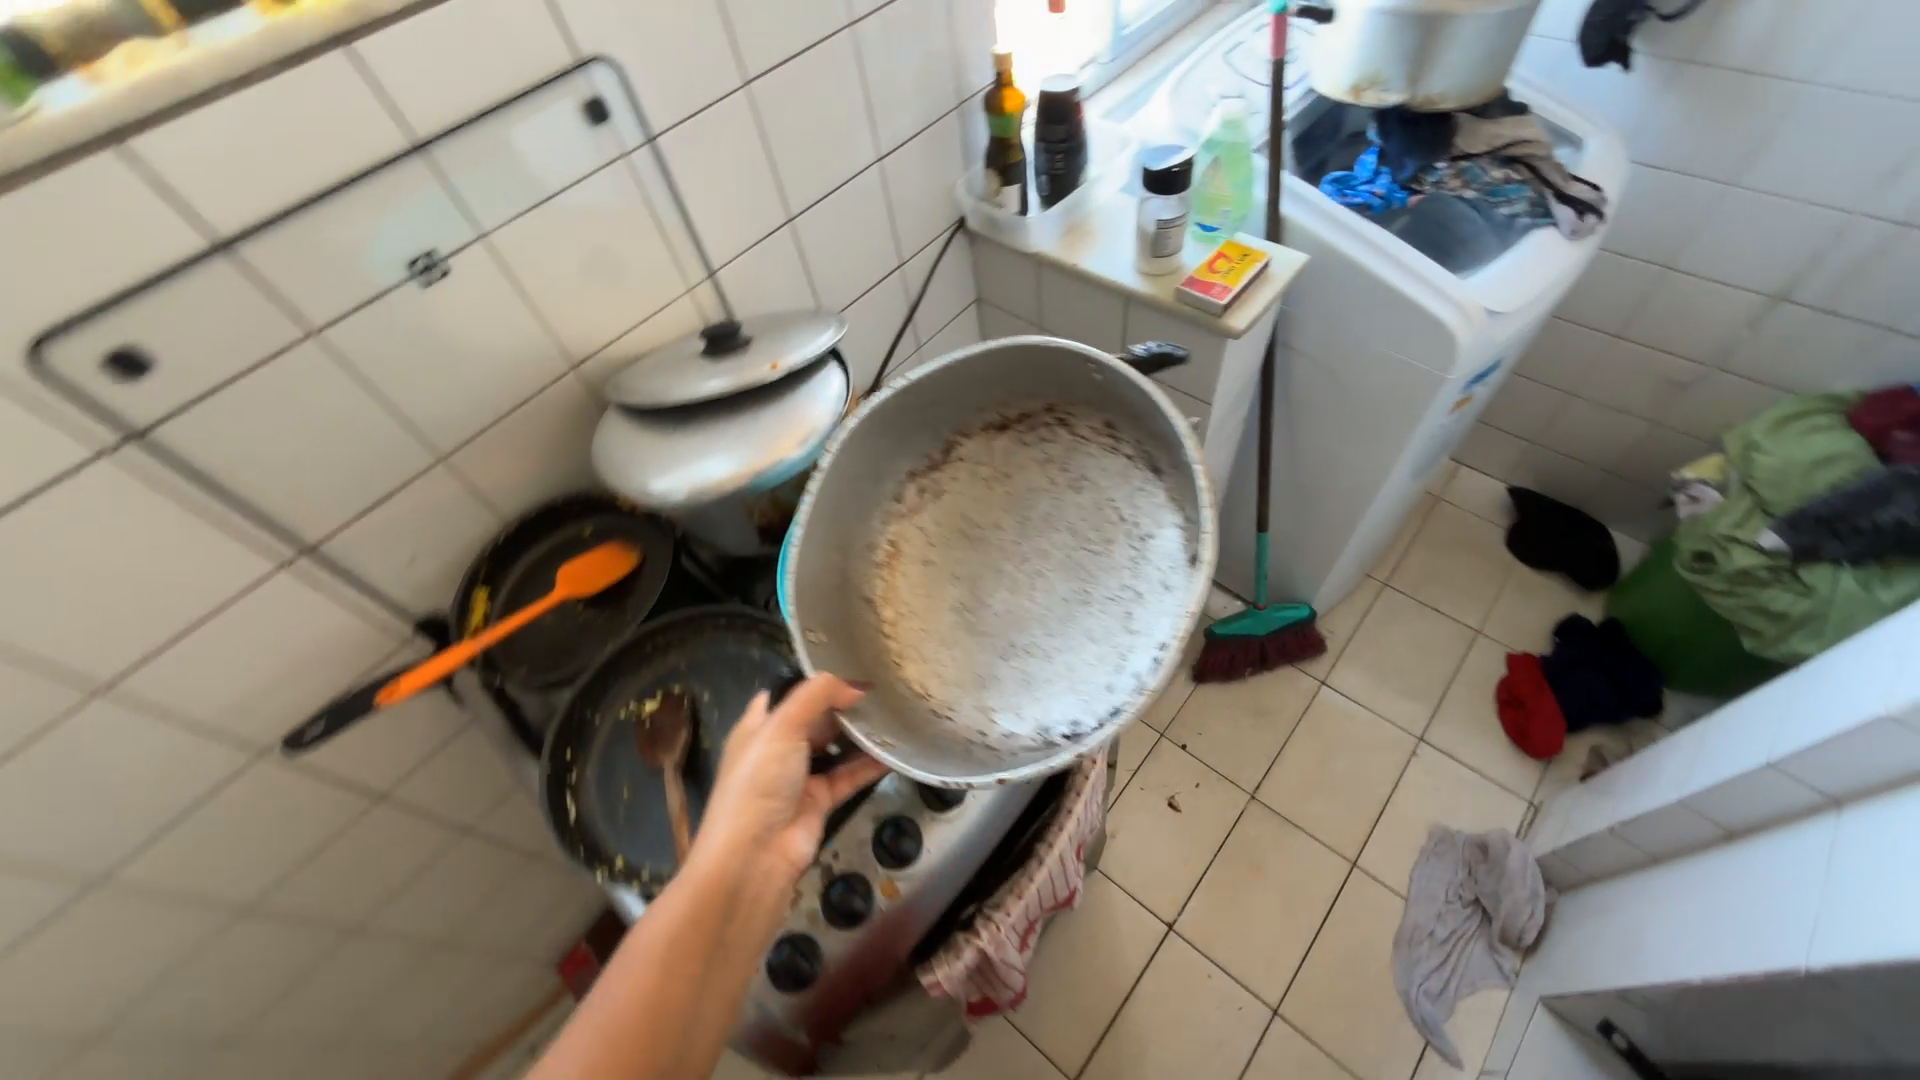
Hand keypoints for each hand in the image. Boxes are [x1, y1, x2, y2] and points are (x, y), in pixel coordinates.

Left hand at [693, 674, 889, 891]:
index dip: (810, 681)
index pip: (783, 694)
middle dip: (841, 705)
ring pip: (835, 748)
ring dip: (859, 734)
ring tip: (891, 713)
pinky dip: (870, 765)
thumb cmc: (758, 782)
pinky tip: (894, 751)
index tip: (846, 666)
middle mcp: (777, 749)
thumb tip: (857, 686)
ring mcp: (800, 777)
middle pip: (814, 719)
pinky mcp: (820, 801)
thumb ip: (818, 696)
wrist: (754, 857)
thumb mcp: (782, 726)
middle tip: (879, 688)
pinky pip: (849, 776)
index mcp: (758, 727)